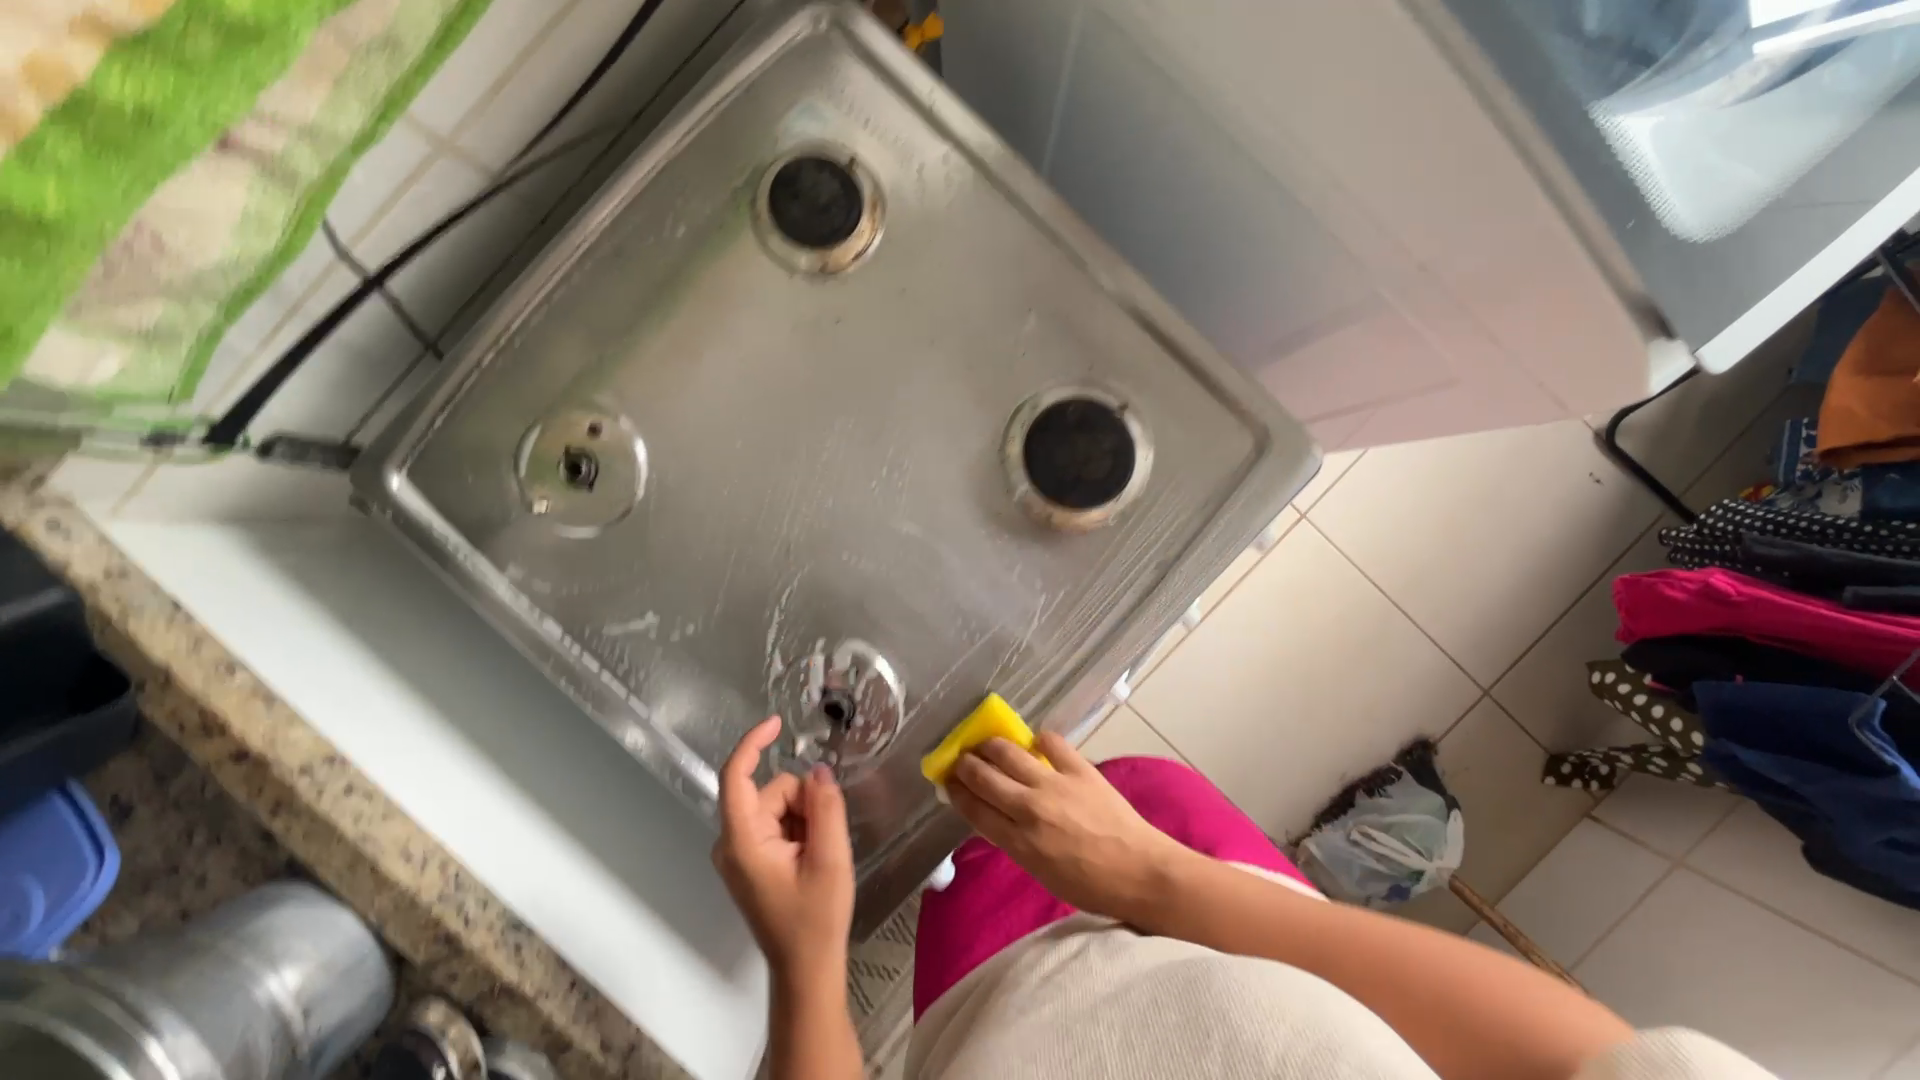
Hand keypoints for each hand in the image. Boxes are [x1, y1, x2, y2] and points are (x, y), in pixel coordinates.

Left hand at [712, 716, 855, 974]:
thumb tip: (818, 770)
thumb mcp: (830, 859)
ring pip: (778, 806)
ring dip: (805, 819)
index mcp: (742, 842)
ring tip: (820, 856)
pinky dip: (800, 831)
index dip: (753, 744)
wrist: (806, 969)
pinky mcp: (751, 862)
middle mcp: (731, 843)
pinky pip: (777, 825)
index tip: (778, 723)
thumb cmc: (816, 919)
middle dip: (804, 802)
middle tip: (826, 839)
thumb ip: (826, 808)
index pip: (736, 777)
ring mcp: (739, 854)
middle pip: (770, 792)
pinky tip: (812, 859)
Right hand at [948, 733, 1191, 919]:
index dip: (956, 790)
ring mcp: (1055, 785)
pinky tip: (1035, 742)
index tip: (947, 780)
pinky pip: (1051, 742)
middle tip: (962, 758)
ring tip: (987, 743)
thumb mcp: (1040, 872)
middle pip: (983, 776)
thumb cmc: (1091, 885)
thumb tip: (996, 816)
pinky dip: (1038, 739)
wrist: (1140, 873)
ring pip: (1008, 752)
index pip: (973, 808)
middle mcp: (1030, 808)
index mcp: (1018, 842)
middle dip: (966, 764)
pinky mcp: (1081, 769)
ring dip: (991, 745)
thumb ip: (1014, 842)